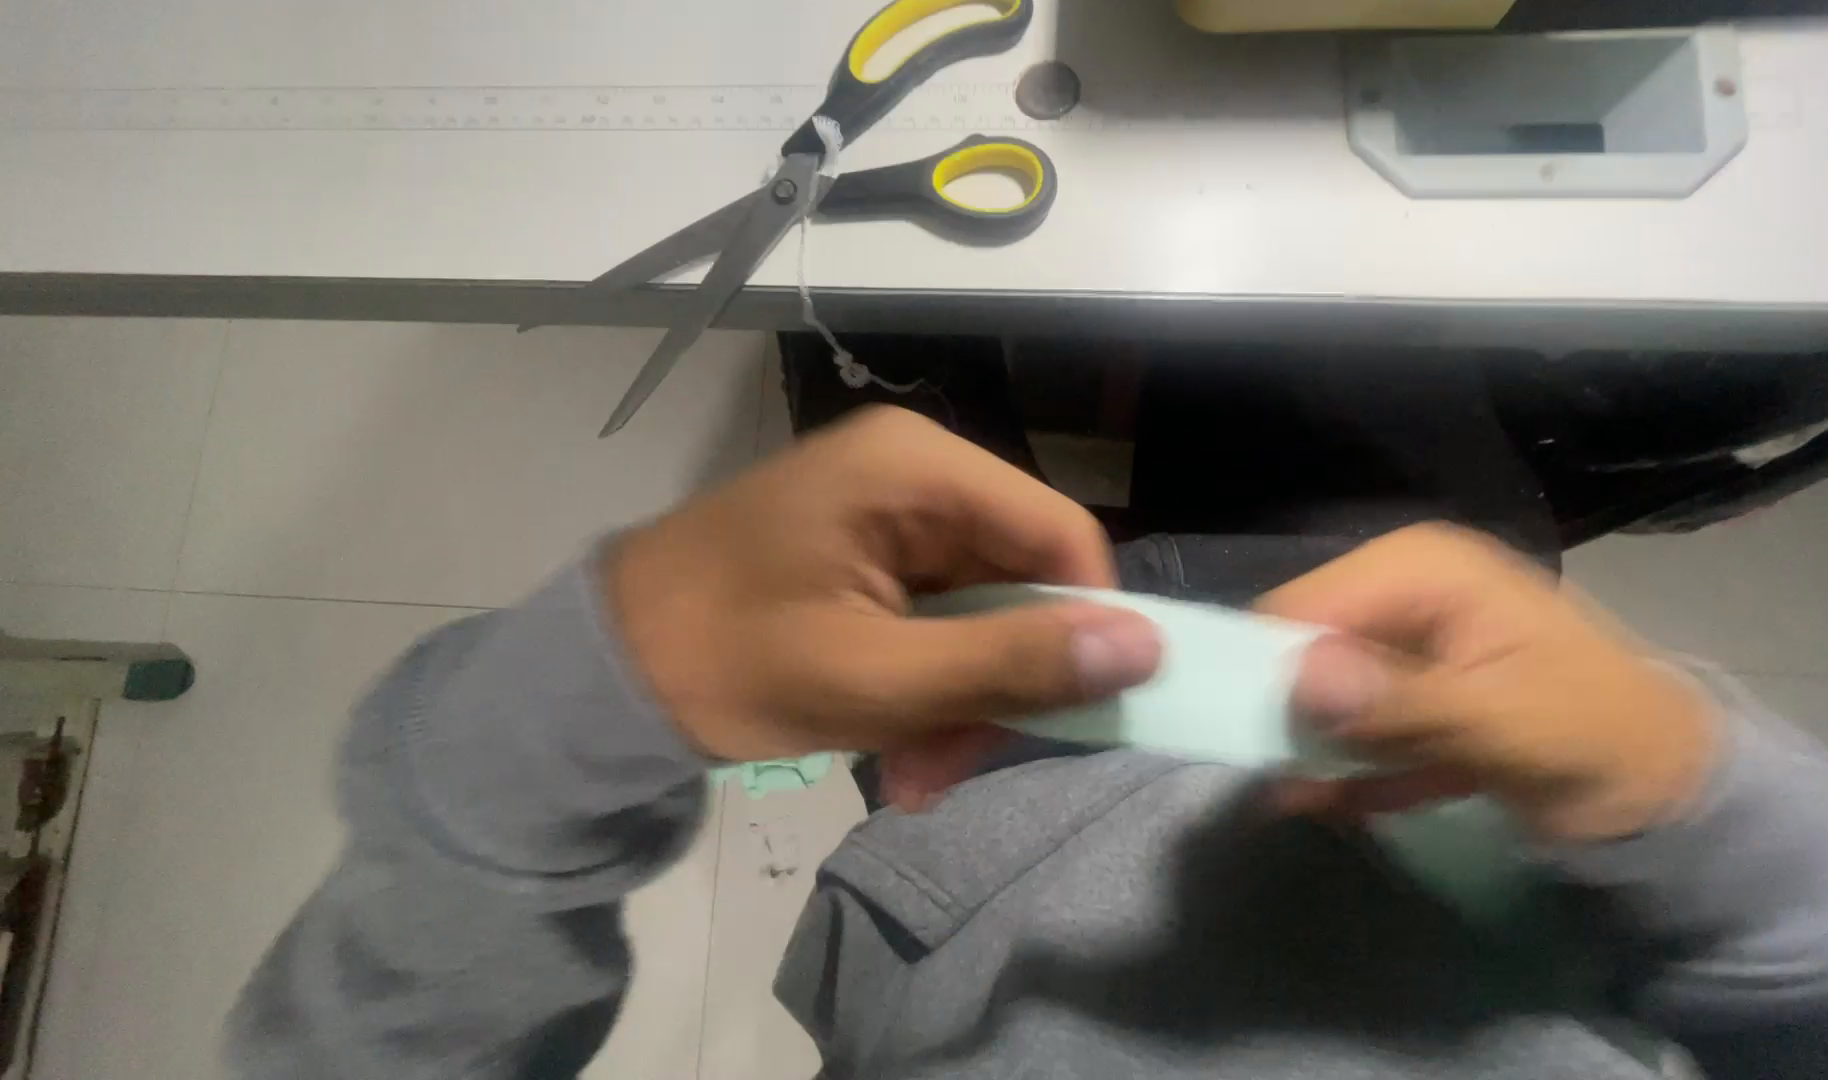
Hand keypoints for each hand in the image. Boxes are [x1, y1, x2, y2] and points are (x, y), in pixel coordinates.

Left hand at [605, 406, 1161, 803]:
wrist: (607, 670)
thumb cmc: (726, 662)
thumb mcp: (874, 679)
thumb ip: (1009, 664)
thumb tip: (1143, 650)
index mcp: (916, 468)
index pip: (1057, 532)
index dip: (1083, 622)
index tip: (1072, 712)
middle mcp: (914, 472)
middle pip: (1019, 576)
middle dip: (1002, 680)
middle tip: (958, 766)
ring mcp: (890, 512)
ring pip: (983, 609)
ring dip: (963, 697)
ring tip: (915, 772)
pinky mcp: (871, 551)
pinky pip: (939, 618)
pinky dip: (930, 685)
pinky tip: (897, 744)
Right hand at [1258, 524, 1718, 841]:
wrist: (1673, 792)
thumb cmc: (1604, 740)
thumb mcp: (1509, 723)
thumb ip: (1405, 702)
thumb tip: (1303, 680)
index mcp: (1420, 567)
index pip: (1304, 602)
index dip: (1272, 665)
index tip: (1261, 735)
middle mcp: (1394, 589)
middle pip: (1298, 640)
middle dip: (1286, 710)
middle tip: (1280, 774)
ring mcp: (1394, 636)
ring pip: (1309, 684)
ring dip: (1303, 743)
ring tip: (1297, 796)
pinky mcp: (1395, 683)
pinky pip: (1339, 716)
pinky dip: (1333, 760)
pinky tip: (1326, 798)